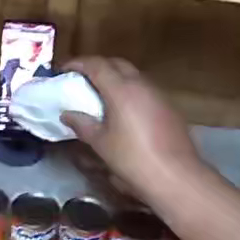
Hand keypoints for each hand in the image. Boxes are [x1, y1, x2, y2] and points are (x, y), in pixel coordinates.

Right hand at [60, 57, 207, 201]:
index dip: (78, 63)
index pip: (97, 64)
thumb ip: (82, 124)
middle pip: (117, 63)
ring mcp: (158, 94)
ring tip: (101, 93)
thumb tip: (67, 114)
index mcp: (121, 89)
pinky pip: (144, 89)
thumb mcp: (101, 143)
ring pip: (133, 75)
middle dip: (97, 66)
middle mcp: (141, 84)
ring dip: (115, 77)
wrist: (175, 175)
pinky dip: (130, 90)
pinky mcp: (169, 106)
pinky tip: (124, 109)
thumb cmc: (132, 158)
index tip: (64, 70)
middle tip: (81, 78)